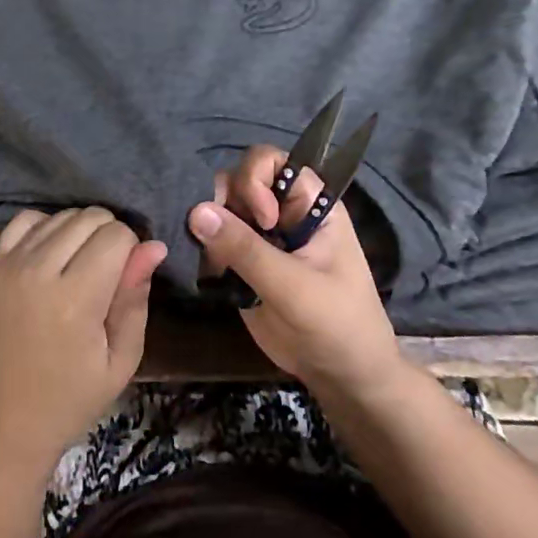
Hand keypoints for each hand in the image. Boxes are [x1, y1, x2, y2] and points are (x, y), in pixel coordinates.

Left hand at [0, 207, 167, 464]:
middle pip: (91, 217)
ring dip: (81, 232)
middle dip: (110, 237)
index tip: (126, 282)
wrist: (12, 418)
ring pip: (63, 214)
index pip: (117, 235)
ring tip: (81, 268)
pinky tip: (54, 254)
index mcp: (75, 300)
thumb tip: (154, 246)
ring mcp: (12, 265)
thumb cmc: (76, 395)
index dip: (132, 252)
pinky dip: (47, 226)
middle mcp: (40, 272)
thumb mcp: (123, 357)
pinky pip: (27, 219)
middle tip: (107, 277)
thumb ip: (135, 297)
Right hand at [190, 146, 406, 394]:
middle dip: (225, 204)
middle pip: (237, 180)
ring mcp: (260, 235)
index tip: (263, 220)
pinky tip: (211, 273)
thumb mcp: (295, 287)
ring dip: (209, 228)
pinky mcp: (242, 261)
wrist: (342, 376)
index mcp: (309, 203)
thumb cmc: (337, 323)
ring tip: (218, 264)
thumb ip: (247, 249)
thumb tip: (195, 210)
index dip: (256, 180)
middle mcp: (281, 210)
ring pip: (220, 209)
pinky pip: (213, 240)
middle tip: (227, 245)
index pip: (271, 161)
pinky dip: (204, 249)